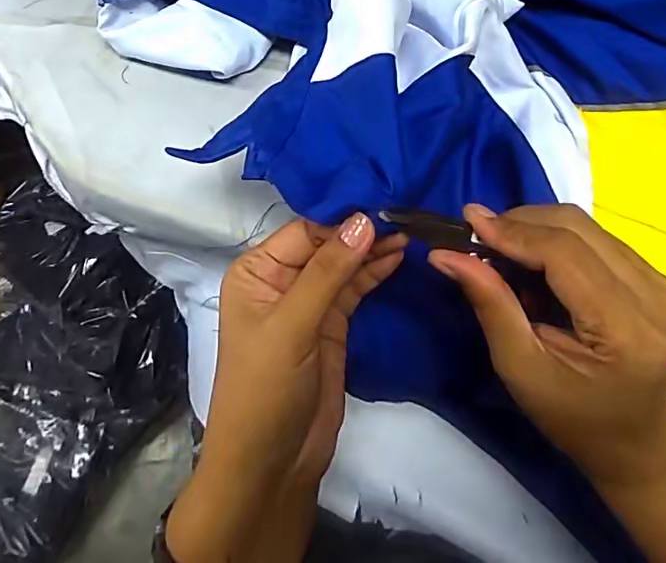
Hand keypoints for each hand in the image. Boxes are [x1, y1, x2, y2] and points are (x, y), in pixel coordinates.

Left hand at [166, 213, 404, 562]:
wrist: (273, 464)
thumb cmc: (265, 388)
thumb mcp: (292, 326)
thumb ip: (328, 273)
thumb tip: (362, 220)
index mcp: (257, 270)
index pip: (304, 231)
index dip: (341, 218)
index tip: (381, 200)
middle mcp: (280, 279)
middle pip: (325, 244)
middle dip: (360, 231)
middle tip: (404, 212)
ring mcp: (308, 302)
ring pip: (343, 265)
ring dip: (372, 250)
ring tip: (409, 231)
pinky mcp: (331, 324)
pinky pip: (354, 288)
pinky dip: (374, 273)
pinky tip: (397, 256)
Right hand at [430, 203, 665, 487]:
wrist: (632, 440)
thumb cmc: (571, 414)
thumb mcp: (520, 367)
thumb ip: (489, 303)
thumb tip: (444, 253)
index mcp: (627, 329)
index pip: (564, 254)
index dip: (513, 232)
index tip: (468, 222)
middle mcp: (656, 297)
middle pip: (576, 228)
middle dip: (520, 223)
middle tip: (479, 237)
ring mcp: (662, 284)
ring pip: (584, 225)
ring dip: (536, 227)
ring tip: (505, 252)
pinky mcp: (657, 277)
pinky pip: (595, 236)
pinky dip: (555, 237)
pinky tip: (537, 262)